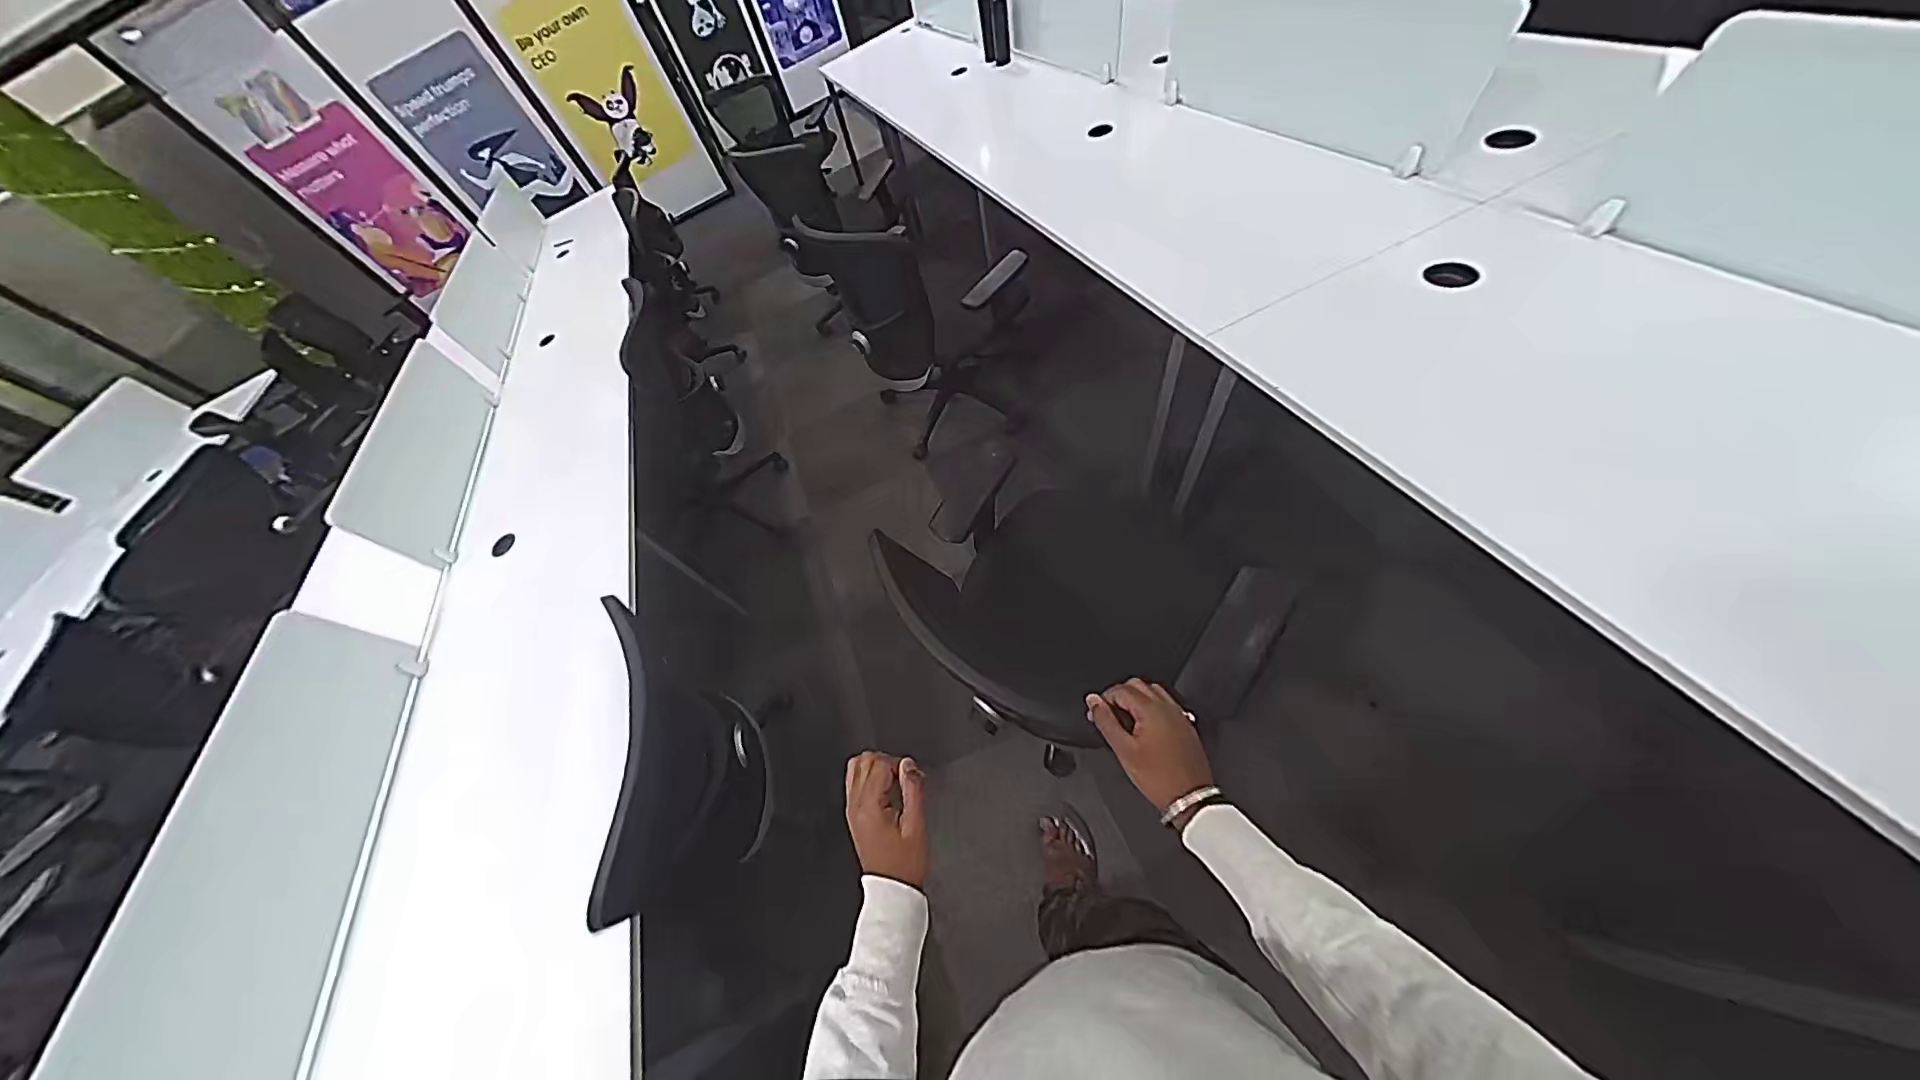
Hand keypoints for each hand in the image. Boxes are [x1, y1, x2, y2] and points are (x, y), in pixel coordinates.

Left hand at [844, 751, 927, 888]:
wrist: (891, 889)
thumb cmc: (904, 864)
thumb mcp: (916, 825)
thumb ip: (913, 789)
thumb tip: (909, 765)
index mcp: (869, 807)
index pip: (879, 764)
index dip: (899, 765)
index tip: (912, 778)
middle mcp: (855, 806)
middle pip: (865, 760)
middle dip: (887, 763)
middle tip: (904, 780)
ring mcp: (851, 810)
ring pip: (856, 767)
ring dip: (877, 768)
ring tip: (894, 784)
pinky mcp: (853, 815)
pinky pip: (854, 782)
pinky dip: (869, 778)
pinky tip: (885, 792)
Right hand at [1087, 680, 1213, 825]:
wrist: (1190, 797)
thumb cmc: (1160, 778)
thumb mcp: (1124, 750)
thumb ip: (1106, 721)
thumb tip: (1094, 702)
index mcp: (1150, 710)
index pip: (1120, 690)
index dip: (1103, 700)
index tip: (1096, 713)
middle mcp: (1167, 707)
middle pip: (1137, 685)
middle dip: (1119, 695)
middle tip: (1108, 714)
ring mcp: (1178, 715)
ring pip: (1153, 691)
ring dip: (1136, 698)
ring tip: (1125, 719)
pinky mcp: (1185, 724)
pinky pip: (1166, 703)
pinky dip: (1152, 706)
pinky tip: (1145, 725)